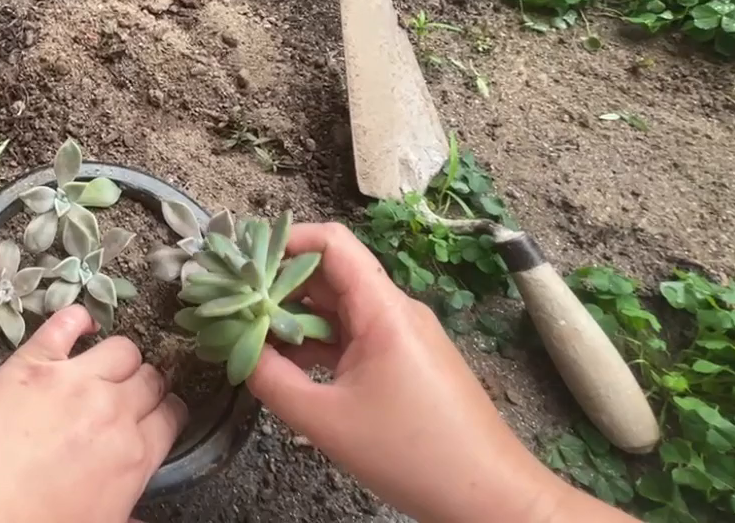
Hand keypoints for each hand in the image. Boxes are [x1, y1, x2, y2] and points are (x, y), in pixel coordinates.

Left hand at [0, 305, 186, 522]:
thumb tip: (143, 509)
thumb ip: (130, 502)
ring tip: (107, 366)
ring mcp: (72, 378)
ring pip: (121, 348)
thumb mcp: (106, 522)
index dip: (168, 410)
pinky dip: (76, 318)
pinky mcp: (33, 359)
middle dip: (146, 383)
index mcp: (135, 454)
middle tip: (131, 390)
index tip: (159, 410)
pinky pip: (65, 322)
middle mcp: (112, 408)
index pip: (172, 414)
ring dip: (120, 357)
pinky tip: (80, 325)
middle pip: (150, 377)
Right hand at [246, 223, 636, 522]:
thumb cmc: (417, 457)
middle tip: (234, 299)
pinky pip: (351, 332)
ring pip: (336, 305)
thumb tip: (236, 349)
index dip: (285, 238)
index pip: (332, 241)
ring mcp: (402, 336)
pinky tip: (289, 364)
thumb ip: (271, 380)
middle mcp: (395, 311)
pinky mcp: (405, 360)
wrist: (499, 507)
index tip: (245, 259)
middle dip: (277, 281)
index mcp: (383, 310)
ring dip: (293, 314)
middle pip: (328, 272)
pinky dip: (316, 339)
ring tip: (252, 333)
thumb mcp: (327, 422)